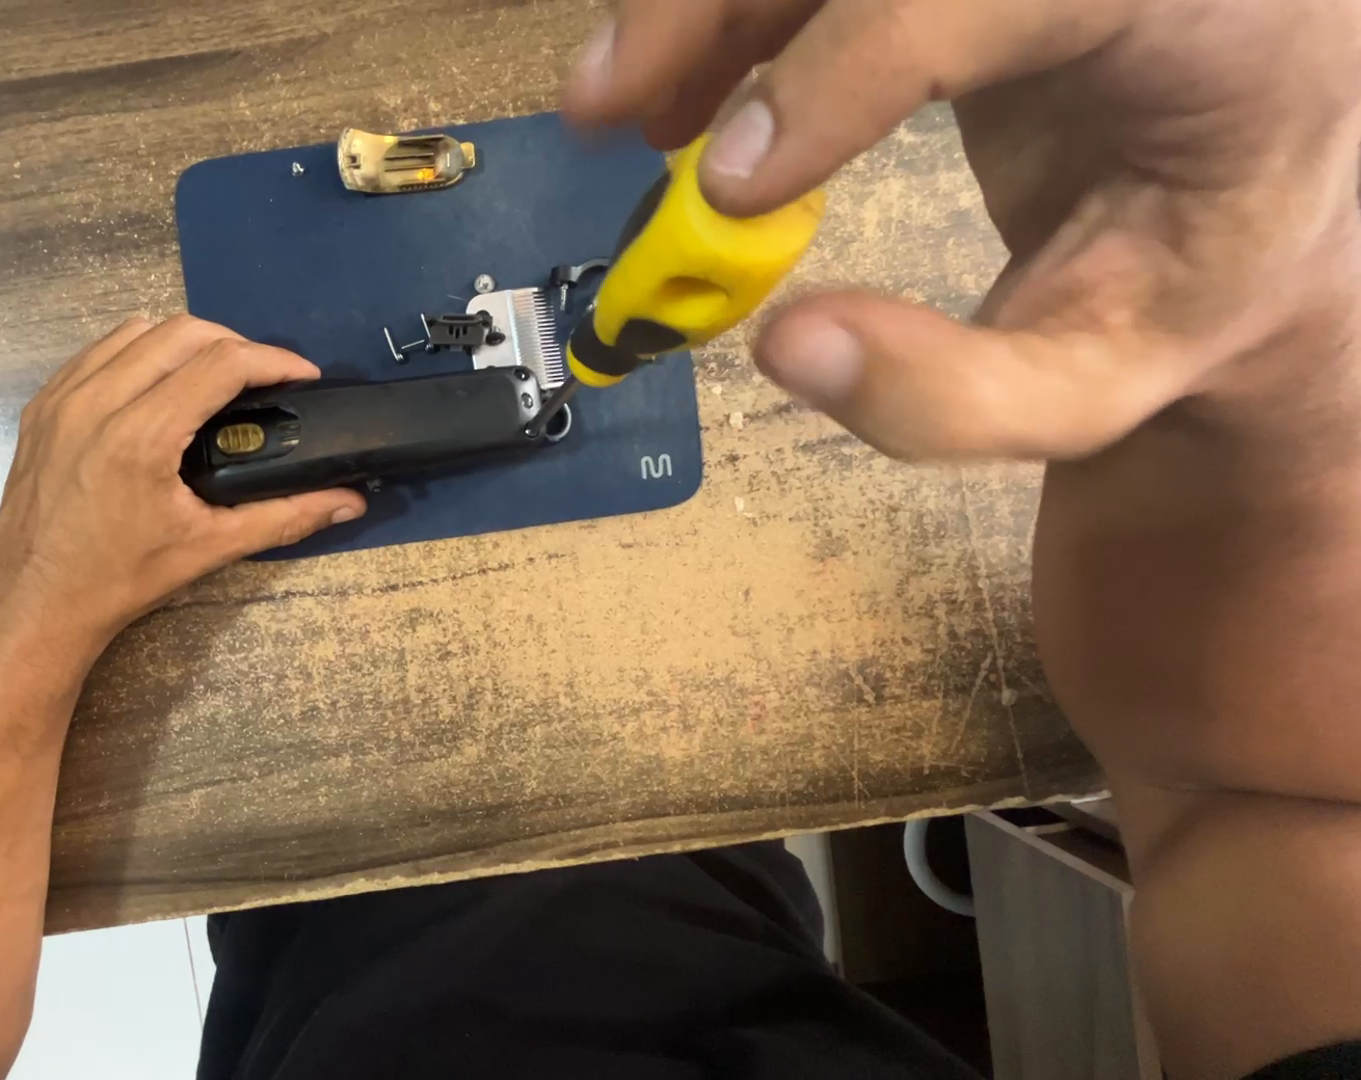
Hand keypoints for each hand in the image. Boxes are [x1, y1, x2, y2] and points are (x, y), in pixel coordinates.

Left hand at [0, 316, 364, 678]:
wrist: (35, 603)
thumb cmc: (124, 580)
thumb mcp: (211, 548)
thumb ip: (286, 517)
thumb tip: (350, 503)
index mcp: (141, 436)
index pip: (221, 363)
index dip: (273, 360)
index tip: (303, 375)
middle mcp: (97, 401)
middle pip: (182, 331)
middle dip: (236, 343)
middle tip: (265, 378)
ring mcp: (62, 397)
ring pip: (137, 330)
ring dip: (188, 341)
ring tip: (216, 376)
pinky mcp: (42, 404)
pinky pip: (100, 350)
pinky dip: (141, 351)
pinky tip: (161, 384)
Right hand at [564, 0, 1360, 460]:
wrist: (1221, 202)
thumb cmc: (1154, 300)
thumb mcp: (1075, 390)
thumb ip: (946, 396)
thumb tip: (783, 346)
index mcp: (1217, 13)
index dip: (846, 64)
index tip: (724, 189)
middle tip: (600, 103)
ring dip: (695, 1)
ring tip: (614, 108)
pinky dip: (722, 15)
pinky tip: (678, 98)